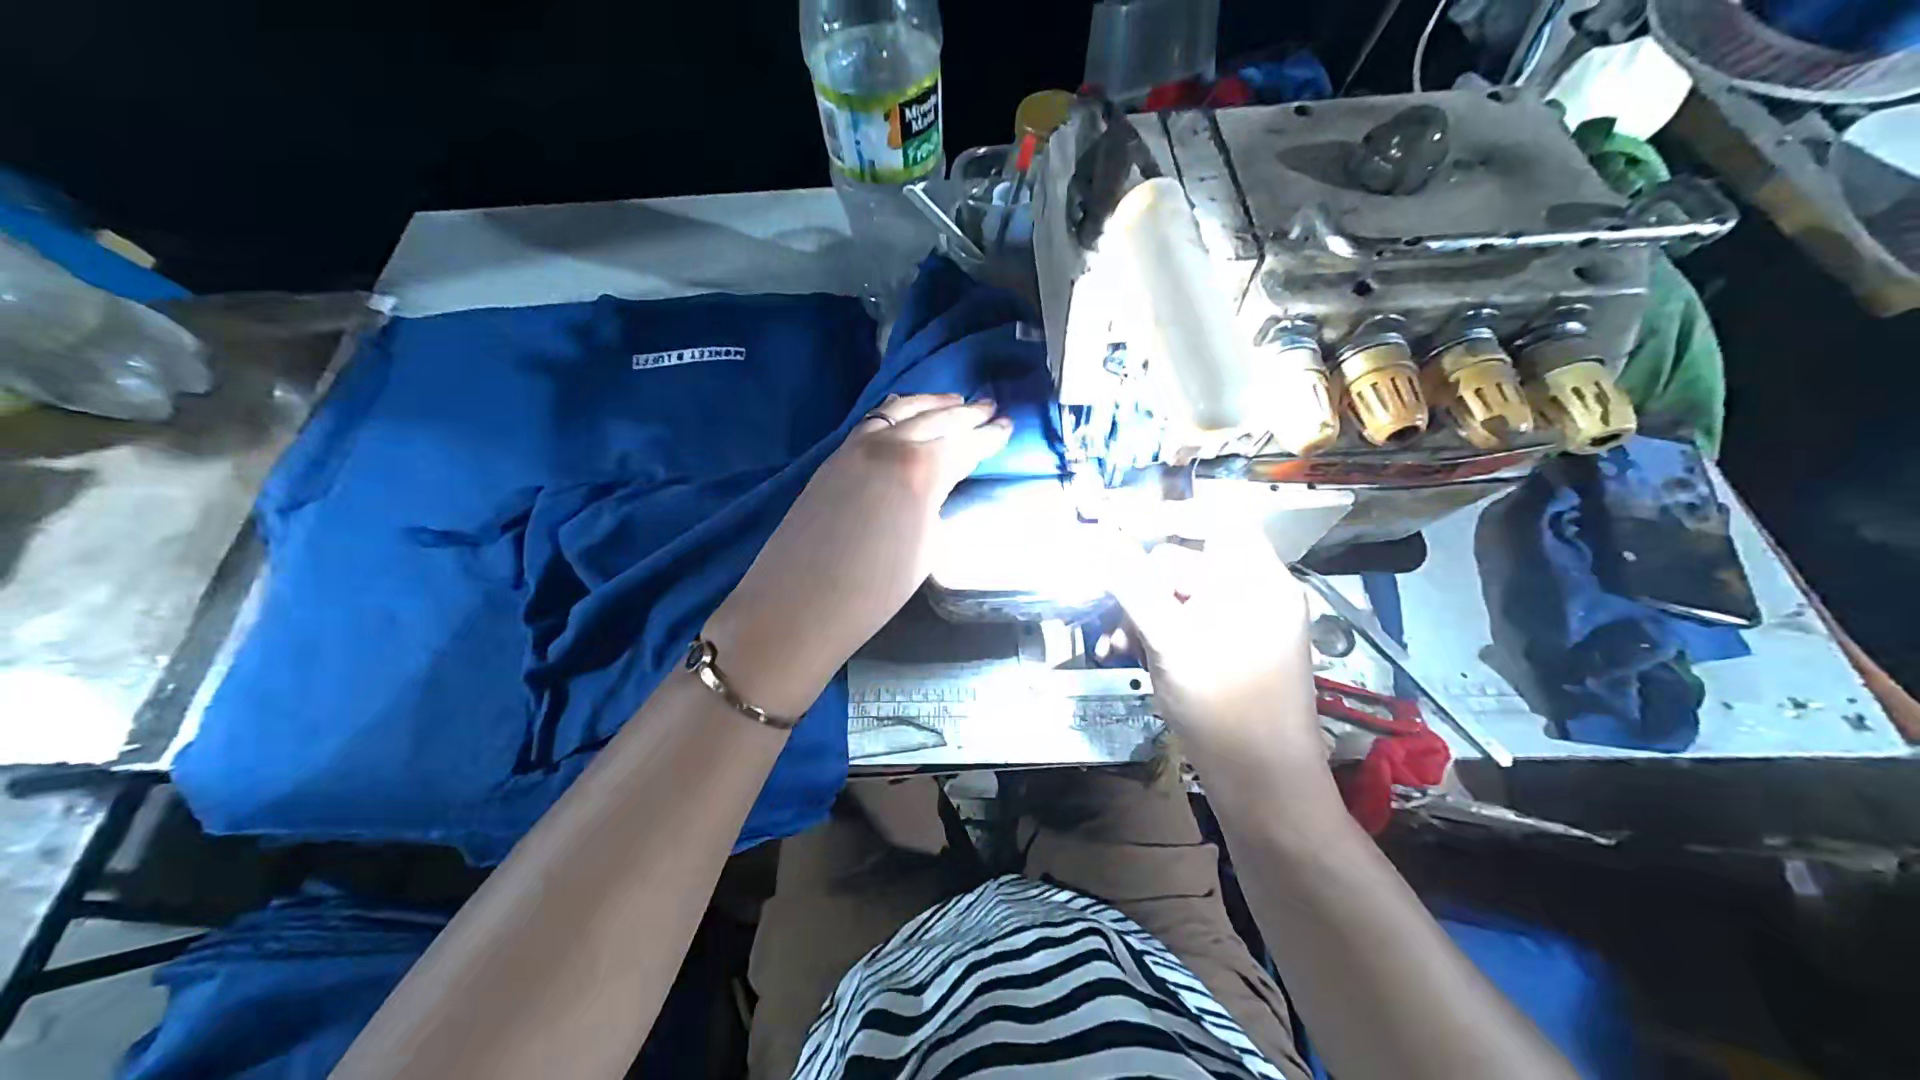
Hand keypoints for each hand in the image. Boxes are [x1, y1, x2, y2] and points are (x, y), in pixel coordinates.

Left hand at [704, 394, 1010, 716]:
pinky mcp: (834, 457)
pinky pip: (872, 421)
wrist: (800, 601)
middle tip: (989, 407)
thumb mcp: (927, 549)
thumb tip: (937, 487)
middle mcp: (889, 445)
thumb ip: (935, 505)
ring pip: (901, 411)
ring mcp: (856, 447)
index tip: (1007, 425)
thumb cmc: (874, 589)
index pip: (963, 445)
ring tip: (954, 402)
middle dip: (966, 413)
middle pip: (935, 419)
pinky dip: (896, 410)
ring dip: (931, 404)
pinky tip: (903, 408)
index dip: (988, 436)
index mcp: (920, 469)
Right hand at [1103, 528, 1326, 774]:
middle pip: (1188, 560)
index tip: (1117, 526)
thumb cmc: (1223, 705)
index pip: (1215, 517)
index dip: (1165, 515)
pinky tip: (1126, 654)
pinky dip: (1157, 634)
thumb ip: (1132, 583)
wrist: (1262, 784)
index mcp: (1257, 578)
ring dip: (1141, 612)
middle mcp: (1255, 592)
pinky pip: (1188, 624)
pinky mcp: (1230, 651)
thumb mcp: (1169, 639)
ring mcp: (1243, 624)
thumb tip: (1100, 537)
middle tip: (1108, 606)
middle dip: (1141, 581)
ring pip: (1180, 596)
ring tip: (1115, 644)